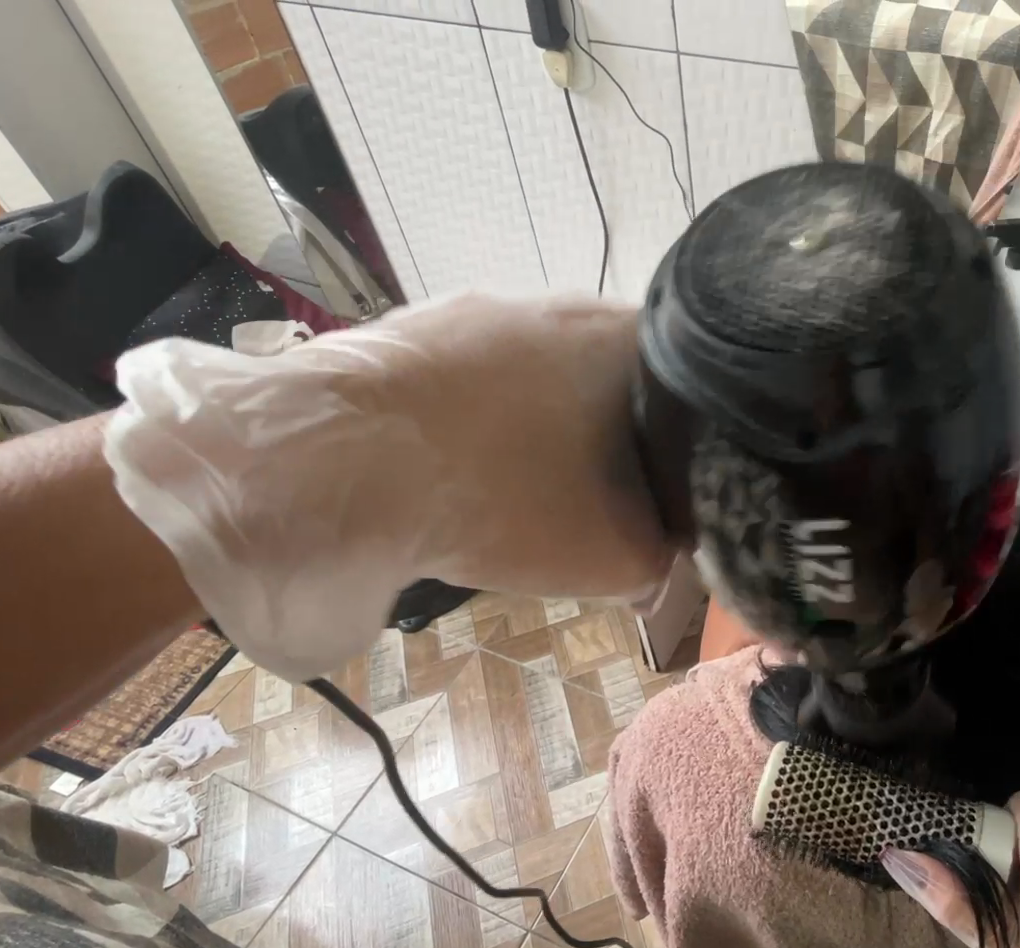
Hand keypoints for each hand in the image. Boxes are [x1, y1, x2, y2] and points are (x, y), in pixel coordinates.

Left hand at [106, 293, 675, 679]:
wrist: (333, 468)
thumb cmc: (501, 504)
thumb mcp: (612, 559)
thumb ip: (659, 562)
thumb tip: (656, 572)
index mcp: (624, 340)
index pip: (687, 388)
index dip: (684, 445)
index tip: (664, 488)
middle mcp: (561, 304)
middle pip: (612, 380)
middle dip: (610, 437)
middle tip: (597, 495)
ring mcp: (479, 307)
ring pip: (540, 375)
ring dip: (541, 427)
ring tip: (519, 486)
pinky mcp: (411, 328)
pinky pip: (471, 377)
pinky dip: (476, 419)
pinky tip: (456, 465)